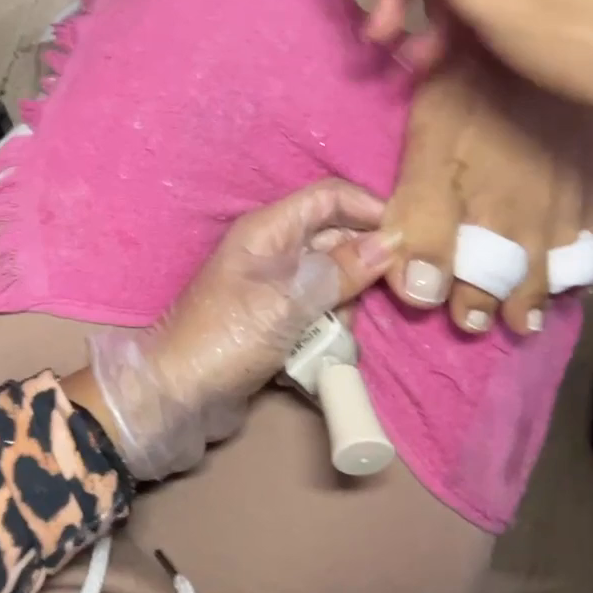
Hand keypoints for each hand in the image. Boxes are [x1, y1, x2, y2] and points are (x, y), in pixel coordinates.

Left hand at [73, 179, 394, 480]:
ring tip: (341, 332)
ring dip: (348, 304)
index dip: (371, 209)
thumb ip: (340, 271)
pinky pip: (321, 311)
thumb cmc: (225, 339)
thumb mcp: (287, 302)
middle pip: (338, 237)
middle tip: (399, 295)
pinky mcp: (279, 319)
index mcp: (268, 229)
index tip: (414, 238)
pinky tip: (331, 351)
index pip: (329, 197)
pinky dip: (332, 327)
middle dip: (367, 264)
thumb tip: (390, 243)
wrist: (179, 395)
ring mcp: (276, 285)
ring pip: (335, 279)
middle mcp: (274, 249)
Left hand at [384, 50, 592, 334]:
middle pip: (510, 279)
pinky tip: (571, 285)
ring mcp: (567, 207)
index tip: (446, 313)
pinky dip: (581, 272)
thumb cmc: (462, 93)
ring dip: (534, 299)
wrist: (532, 49)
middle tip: (479, 323)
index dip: (455, 298)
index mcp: (479, 213)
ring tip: (521, 321)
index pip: (466, 276)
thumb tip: (418, 286)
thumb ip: (418, 217)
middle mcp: (526, 222)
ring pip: (553, 271)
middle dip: (490, 305)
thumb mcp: (423, 147)